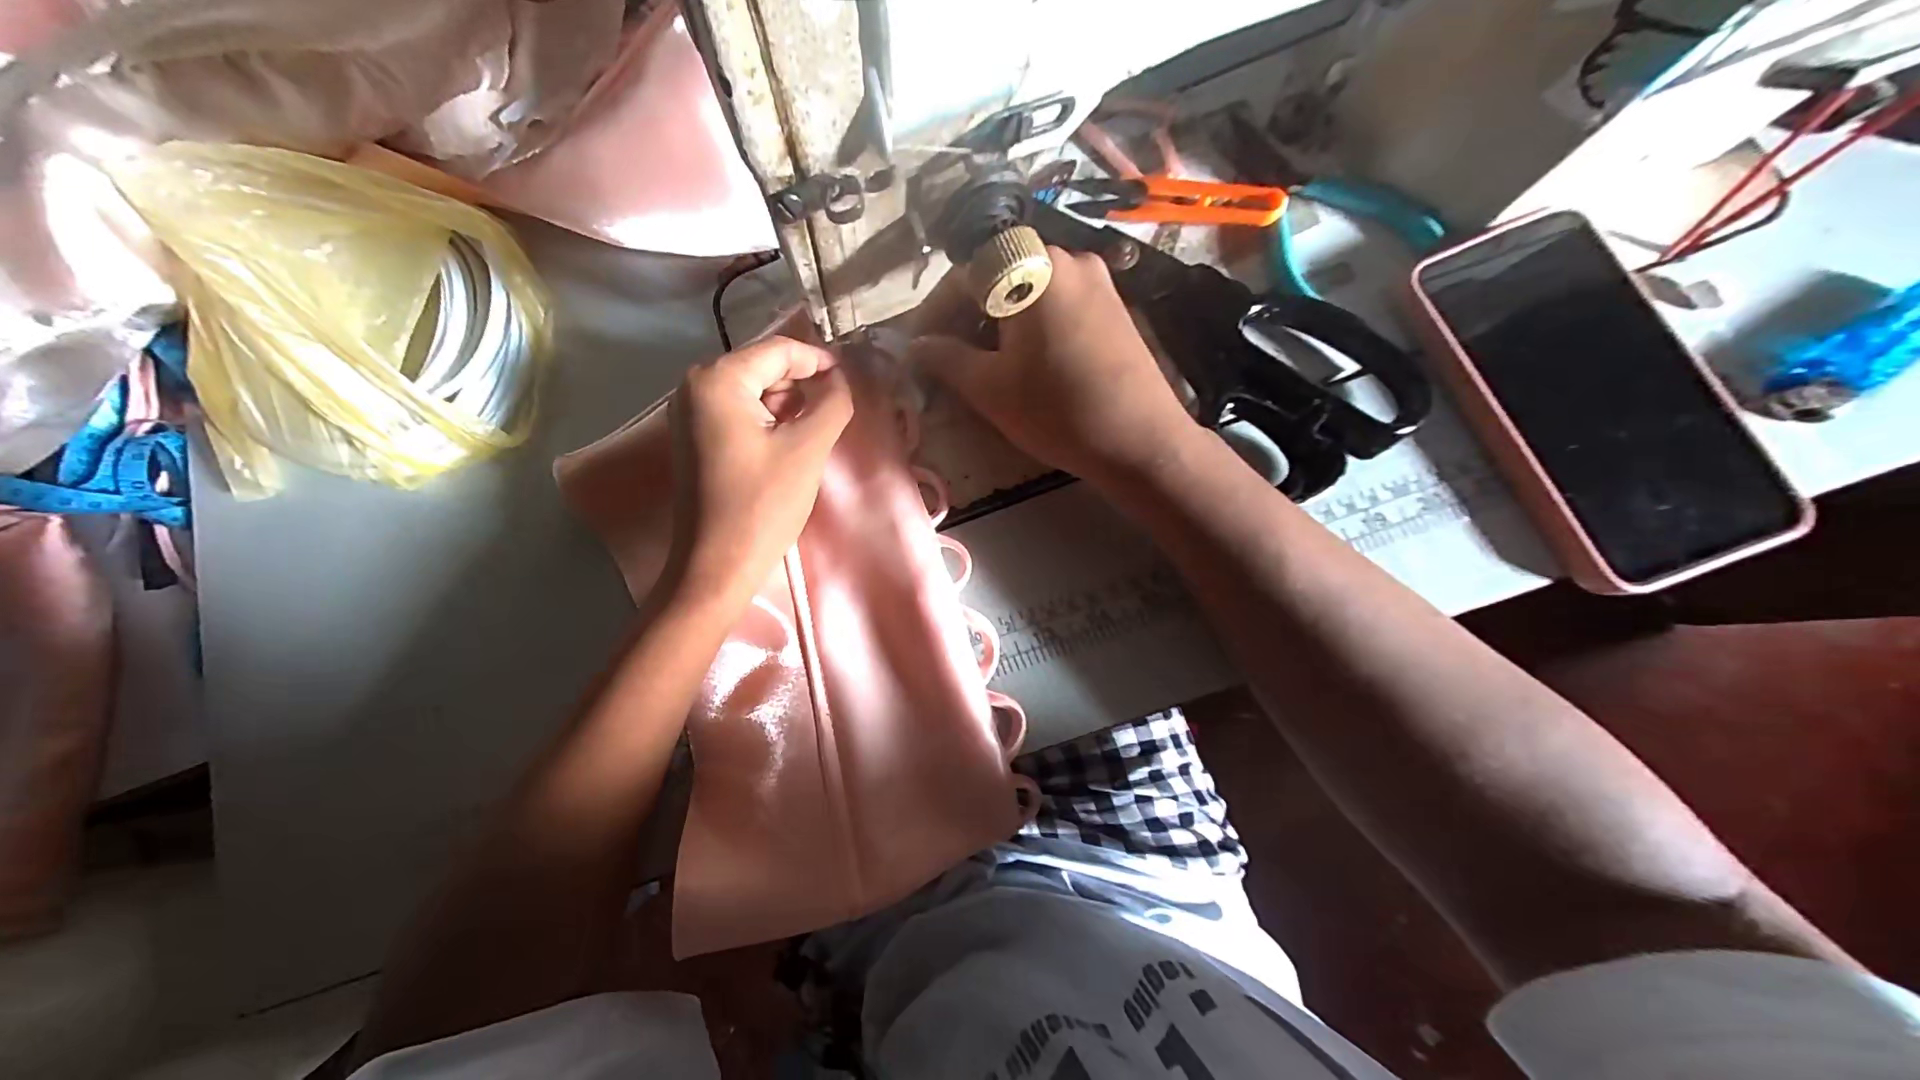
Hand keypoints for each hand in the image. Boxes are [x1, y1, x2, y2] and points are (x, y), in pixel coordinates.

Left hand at [666, 336, 853, 604]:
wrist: (716, 565)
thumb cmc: (762, 505)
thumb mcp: (807, 449)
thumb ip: (831, 403)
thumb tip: (838, 379)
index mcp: (717, 380)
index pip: (778, 350)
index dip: (819, 360)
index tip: (850, 379)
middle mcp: (694, 386)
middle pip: (761, 366)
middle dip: (801, 383)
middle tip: (835, 408)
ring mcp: (688, 412)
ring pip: (751, 390)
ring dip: (786, 402)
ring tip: (815, 428)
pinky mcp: (693, 437)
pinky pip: (737, 412)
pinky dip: (766, 418)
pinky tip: (788, 442)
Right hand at [908, 247, 1202, 485]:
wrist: (1140, 441)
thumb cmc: (1057, 411)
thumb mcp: (989, 388)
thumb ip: (945, 358)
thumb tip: (915, 346)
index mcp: (1031, 267)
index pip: (964, 274)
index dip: (935, 311)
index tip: (921, 347)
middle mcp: (1066, 258)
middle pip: (998, 275)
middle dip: (966, 315)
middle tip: (948, 358)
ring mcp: (1096, 279)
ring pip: (1028, 290)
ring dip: (997, 321)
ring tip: (983, 365)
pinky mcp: (1113, 303)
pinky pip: (1057, 303)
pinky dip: (1030, 324)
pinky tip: (1023, 360)